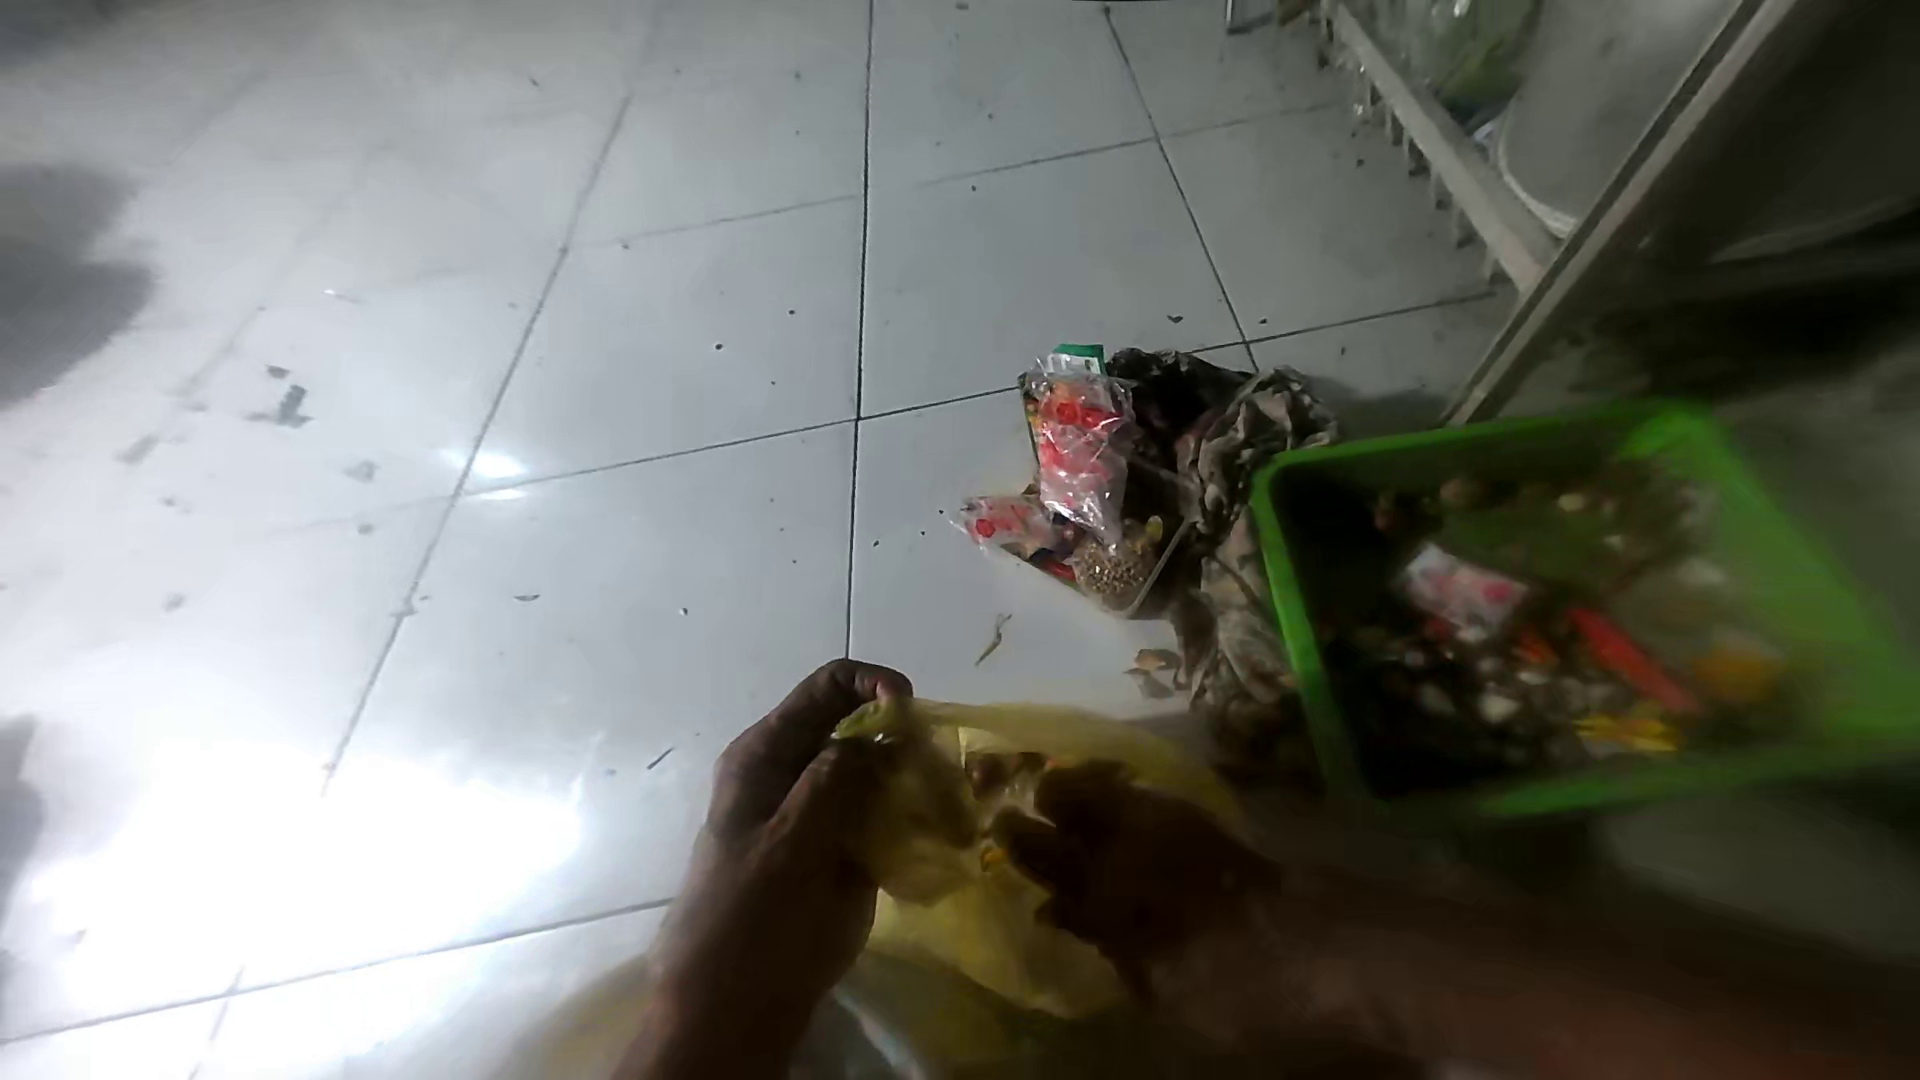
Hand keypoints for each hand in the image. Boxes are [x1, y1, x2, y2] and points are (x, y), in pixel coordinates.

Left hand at [623, 660, 910, 1078]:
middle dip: (900, 729)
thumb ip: (833, 778)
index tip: (908, 706)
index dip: (870, 682)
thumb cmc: (750, 918)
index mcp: (770, 750)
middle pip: (859, 720)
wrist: (740, 1006)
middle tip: (932, 759)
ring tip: (941, 794)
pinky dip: (914, 805)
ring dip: (914, 769)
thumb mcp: (789, 841)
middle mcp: (800, 765)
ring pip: (881, 762)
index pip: (827, 686)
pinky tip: (935, 823)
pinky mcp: (849, 836)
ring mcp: (827, 802)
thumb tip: (877, 736)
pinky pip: (889, 803)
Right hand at [992, 764, 1365, 1048]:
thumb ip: (1101, 941)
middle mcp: (1123, 840)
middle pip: (1062, 800)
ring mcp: (1155, 816)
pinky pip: (1131, 788)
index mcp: (1107, 889)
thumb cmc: (1227, 984)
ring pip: (1095, 782)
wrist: (1310, 942)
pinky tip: (1113, 800)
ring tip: (1062, 794)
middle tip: (1027, 806)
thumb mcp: (1156, 988)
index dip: (1018, 840)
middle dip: (1039, 803)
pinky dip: (1111, 789)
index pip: (1044, 854)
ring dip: (1073, 788)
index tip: (998, 825)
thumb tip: (1056, 913)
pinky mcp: (1184, 809)